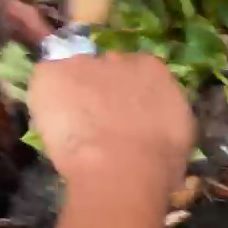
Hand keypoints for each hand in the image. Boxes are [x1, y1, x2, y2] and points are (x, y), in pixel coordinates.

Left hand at [30, 53, 194, 197]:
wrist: (122, 170)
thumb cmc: (160, 164)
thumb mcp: (180, 140)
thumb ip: (164, 119)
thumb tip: (155, 122)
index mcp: (155, 72)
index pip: (144, 75)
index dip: (137, 98)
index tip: (135, 120)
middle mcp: (118, 58)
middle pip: (108, 70)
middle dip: (106, 93)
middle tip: (107, 127)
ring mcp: (81, 63)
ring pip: (75, 76)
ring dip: (77, 98)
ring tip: (80, 133)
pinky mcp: (49, 73)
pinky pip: (46, 85)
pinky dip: (49, 105)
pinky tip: (59, 132)